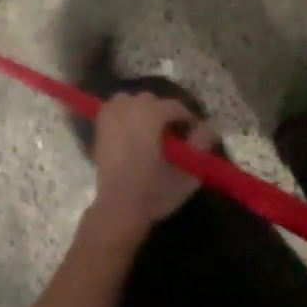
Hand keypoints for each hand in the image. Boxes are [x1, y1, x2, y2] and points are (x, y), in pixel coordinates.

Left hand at [87, 93, 215, 236]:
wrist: (118, 207)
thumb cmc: (154, 191)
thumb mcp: (187, 173)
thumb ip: (200, 147)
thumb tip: (207, 127)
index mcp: (148, 116)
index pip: (173, 106)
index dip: (187, 118)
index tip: (195, 134)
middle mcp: (127, 108)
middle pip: (151, 100)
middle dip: (165, 113)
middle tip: (174, 135)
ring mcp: (110, 115)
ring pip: (130, 100)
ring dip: (143, 110)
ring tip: (153, 131)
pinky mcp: (99, 126)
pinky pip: (114, 108)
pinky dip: (125, 113)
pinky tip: (133, 131)